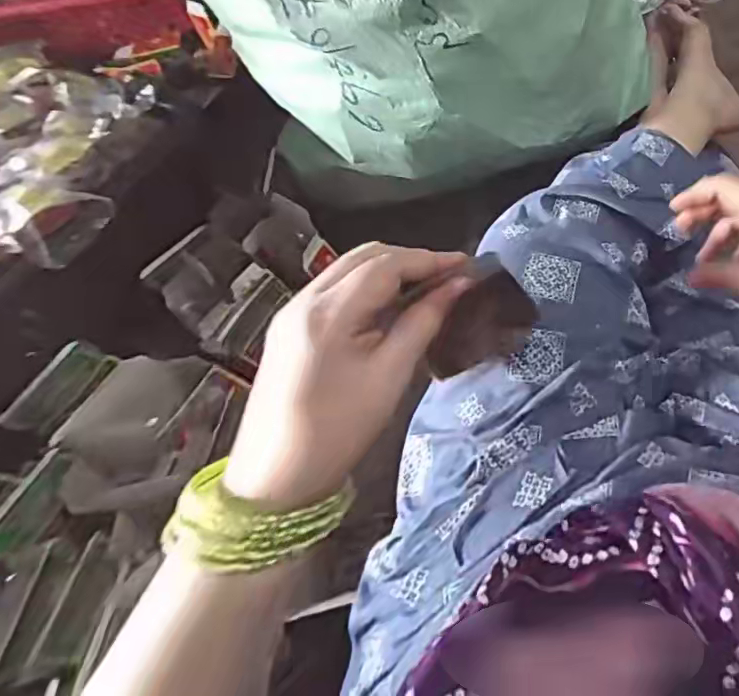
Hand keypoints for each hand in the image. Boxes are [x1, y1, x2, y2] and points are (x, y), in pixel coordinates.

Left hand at [222, 243, 473, 509]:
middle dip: (411, 259)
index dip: (429, 259)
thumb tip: (457, 287)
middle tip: (450, 275)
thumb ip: (424, 321)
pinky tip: (393, 304)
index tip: (466, 265)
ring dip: (390, 269)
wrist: (272, 482)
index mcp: (327, 312)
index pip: (386, 264)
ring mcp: (292, 311)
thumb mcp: (390, 374)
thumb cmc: (338, 431)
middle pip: (366, 256)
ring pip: (350, 268)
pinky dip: (370, 286)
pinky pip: (337, 288)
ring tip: (428, 286)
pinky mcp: (290, 326)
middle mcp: (305, 300)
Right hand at [669, 175, 738, 326]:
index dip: (693, 195)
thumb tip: (691, 276)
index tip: (673, 212)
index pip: (721, 185)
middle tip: (682, 232)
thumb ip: (724, 276)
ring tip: (708, 259)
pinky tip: (738, 263)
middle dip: (704, 212)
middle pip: (732, 196)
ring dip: (724, 231)